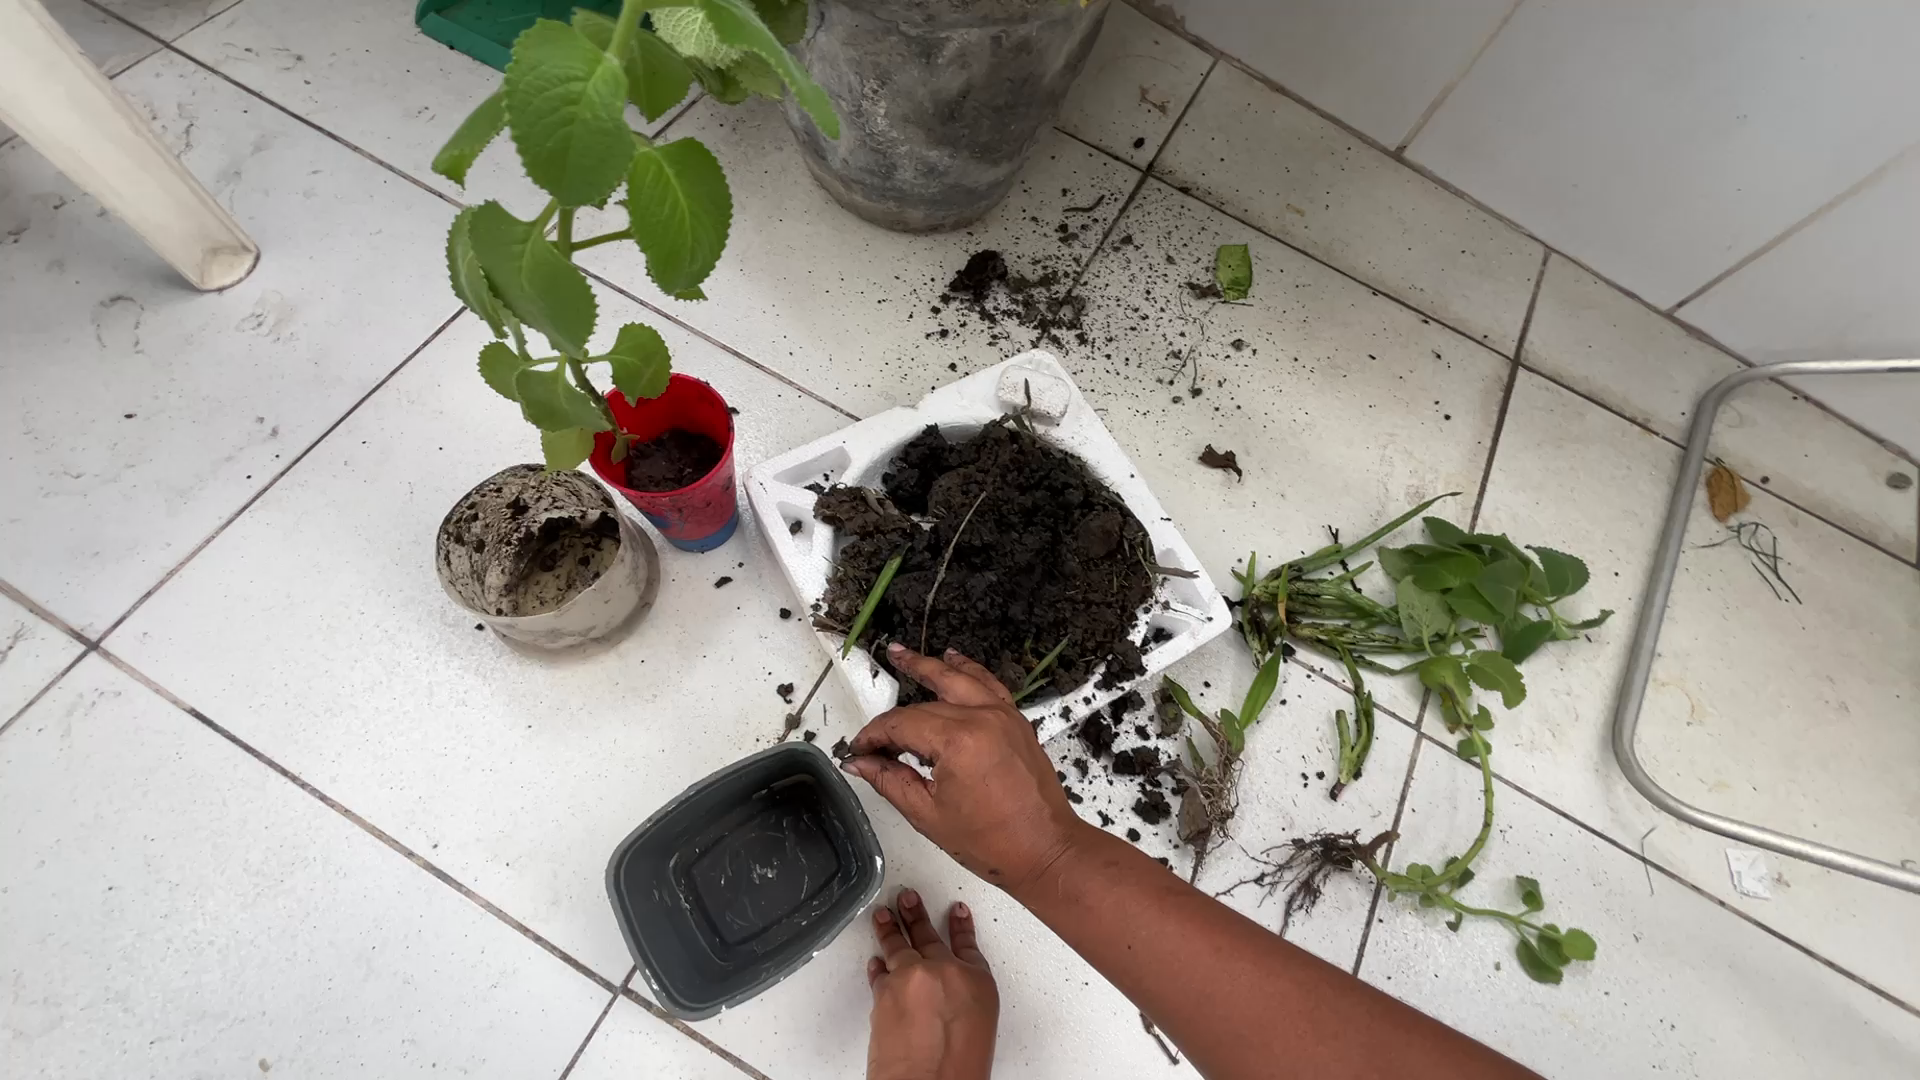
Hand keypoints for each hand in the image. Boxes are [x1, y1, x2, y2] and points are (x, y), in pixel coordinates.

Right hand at [842, 645, 1084, 892]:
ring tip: (901, 653)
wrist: (1045, 849)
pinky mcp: (1016, 719)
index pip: (902, 725)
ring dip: (930, 665)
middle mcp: (981, 716)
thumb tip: (858, 762)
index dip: (875, 736)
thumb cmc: (989, 841)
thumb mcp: (928, 815)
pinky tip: (954, 659)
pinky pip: (989, 684)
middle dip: (894, 720)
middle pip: (926, 704)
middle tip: (871, 731)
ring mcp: (1003, 714)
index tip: (858, 750)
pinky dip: (969, 670)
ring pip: (959, 678)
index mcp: (958, 741)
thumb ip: (890, 781)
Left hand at [866, 888, 997, 1079]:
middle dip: (916, 914)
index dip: (962, 926)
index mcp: (976, 981)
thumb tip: (947, 998)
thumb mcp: (980, 1029)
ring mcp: (911, 977)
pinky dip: (877, 965)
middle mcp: (944, 970)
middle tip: (907, 897)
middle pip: (928, 935)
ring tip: (883, 915)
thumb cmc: (957, 1072)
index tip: (957, 910)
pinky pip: (880, 972)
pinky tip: (875, 960)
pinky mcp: (884, 992)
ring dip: (889, 928)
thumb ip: (963, 1000)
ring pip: (898, 945)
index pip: (968, 944)